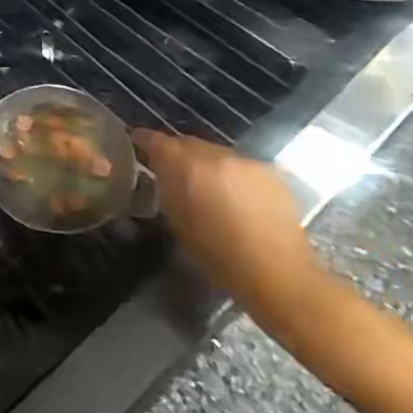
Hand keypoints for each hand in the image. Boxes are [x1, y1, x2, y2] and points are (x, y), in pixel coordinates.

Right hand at [133, 130, 318, 305]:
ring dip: (206, 164)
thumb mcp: (179, 224)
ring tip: (207, 187)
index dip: (144, 141)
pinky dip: (232, 175)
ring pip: (216, 153)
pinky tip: (236, 198)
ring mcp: (246, 160)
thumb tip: (164, 176)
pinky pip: (241, 165)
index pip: (157, 141)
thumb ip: (169, 191)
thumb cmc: (218, 257)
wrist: (276, 271)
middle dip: (177, 153)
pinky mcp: (269, 171)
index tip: (136, 144)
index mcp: (187, 167)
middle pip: (188, 143)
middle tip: (172, 171)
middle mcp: (216, 155)